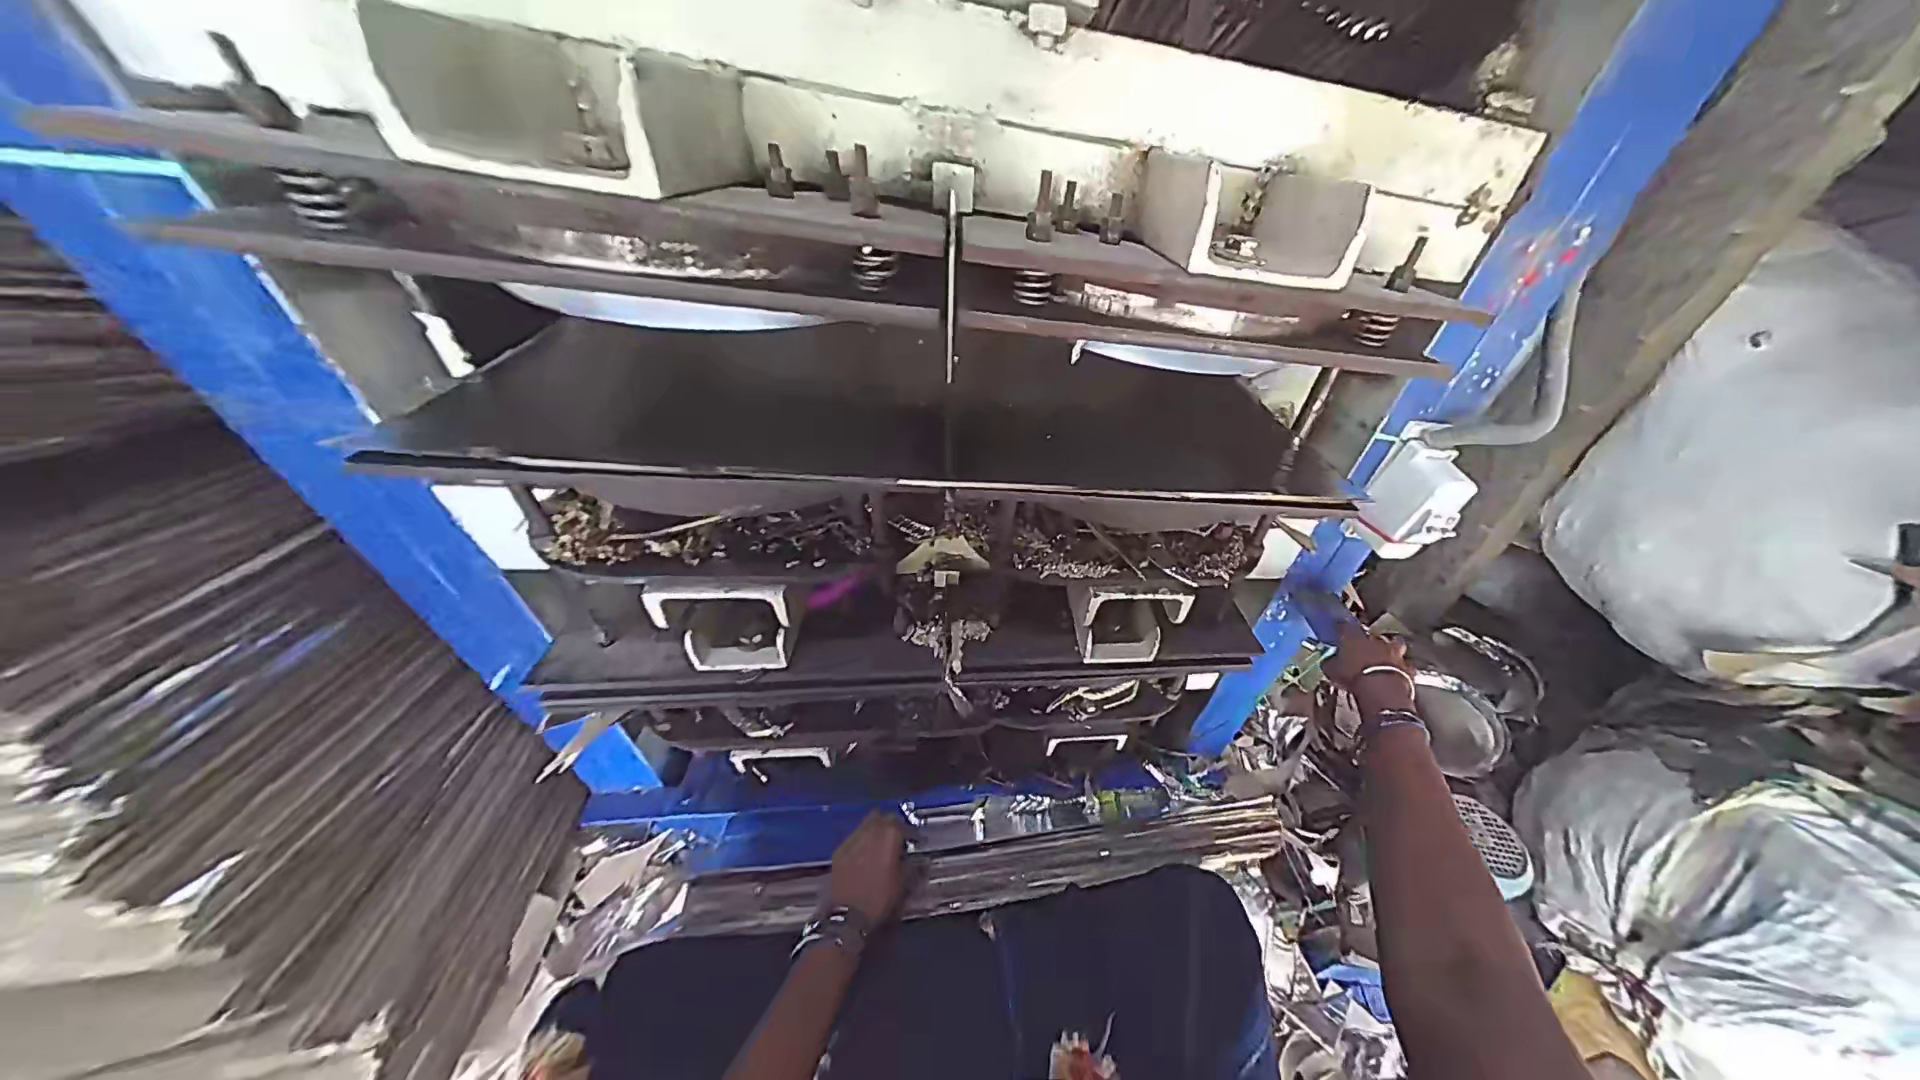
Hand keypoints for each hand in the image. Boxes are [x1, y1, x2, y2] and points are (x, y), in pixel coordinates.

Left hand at [825, 812, 908, 922]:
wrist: (847, 916)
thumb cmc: (880, 900)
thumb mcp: (903, 884)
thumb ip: (913, 866)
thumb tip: (920, 860)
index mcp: (888, 837)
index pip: (900, 823)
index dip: (909, 832)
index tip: (914, 841)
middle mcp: (869, 832)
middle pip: (881, 817)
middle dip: (891, 825)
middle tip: (897, 839)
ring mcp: (852, 840)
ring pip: (866, 824)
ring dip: (875, 830)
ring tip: (880, 846)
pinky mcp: (839, 850)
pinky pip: (854, 837)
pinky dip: (862, 840)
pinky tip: (864, 855)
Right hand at [1323, 622, 1416, 716]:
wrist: (1383, 691)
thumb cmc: (1354, 677)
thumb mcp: (1332, 671)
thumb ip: (1330, 662)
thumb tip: (1327, 661)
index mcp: (1355, 637)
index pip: (1345, 626)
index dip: (1341, 628)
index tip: (1338, 630)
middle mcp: (1376, 640)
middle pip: (1372, 634)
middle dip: (1368, 639)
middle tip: (1363, 646)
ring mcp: (1394, 652)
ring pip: (1394, 643)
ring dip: (1389, 648)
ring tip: (1383, 655)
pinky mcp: (1408, 667)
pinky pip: (1404, 663)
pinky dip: (1400, 666)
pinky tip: (1396, 671)